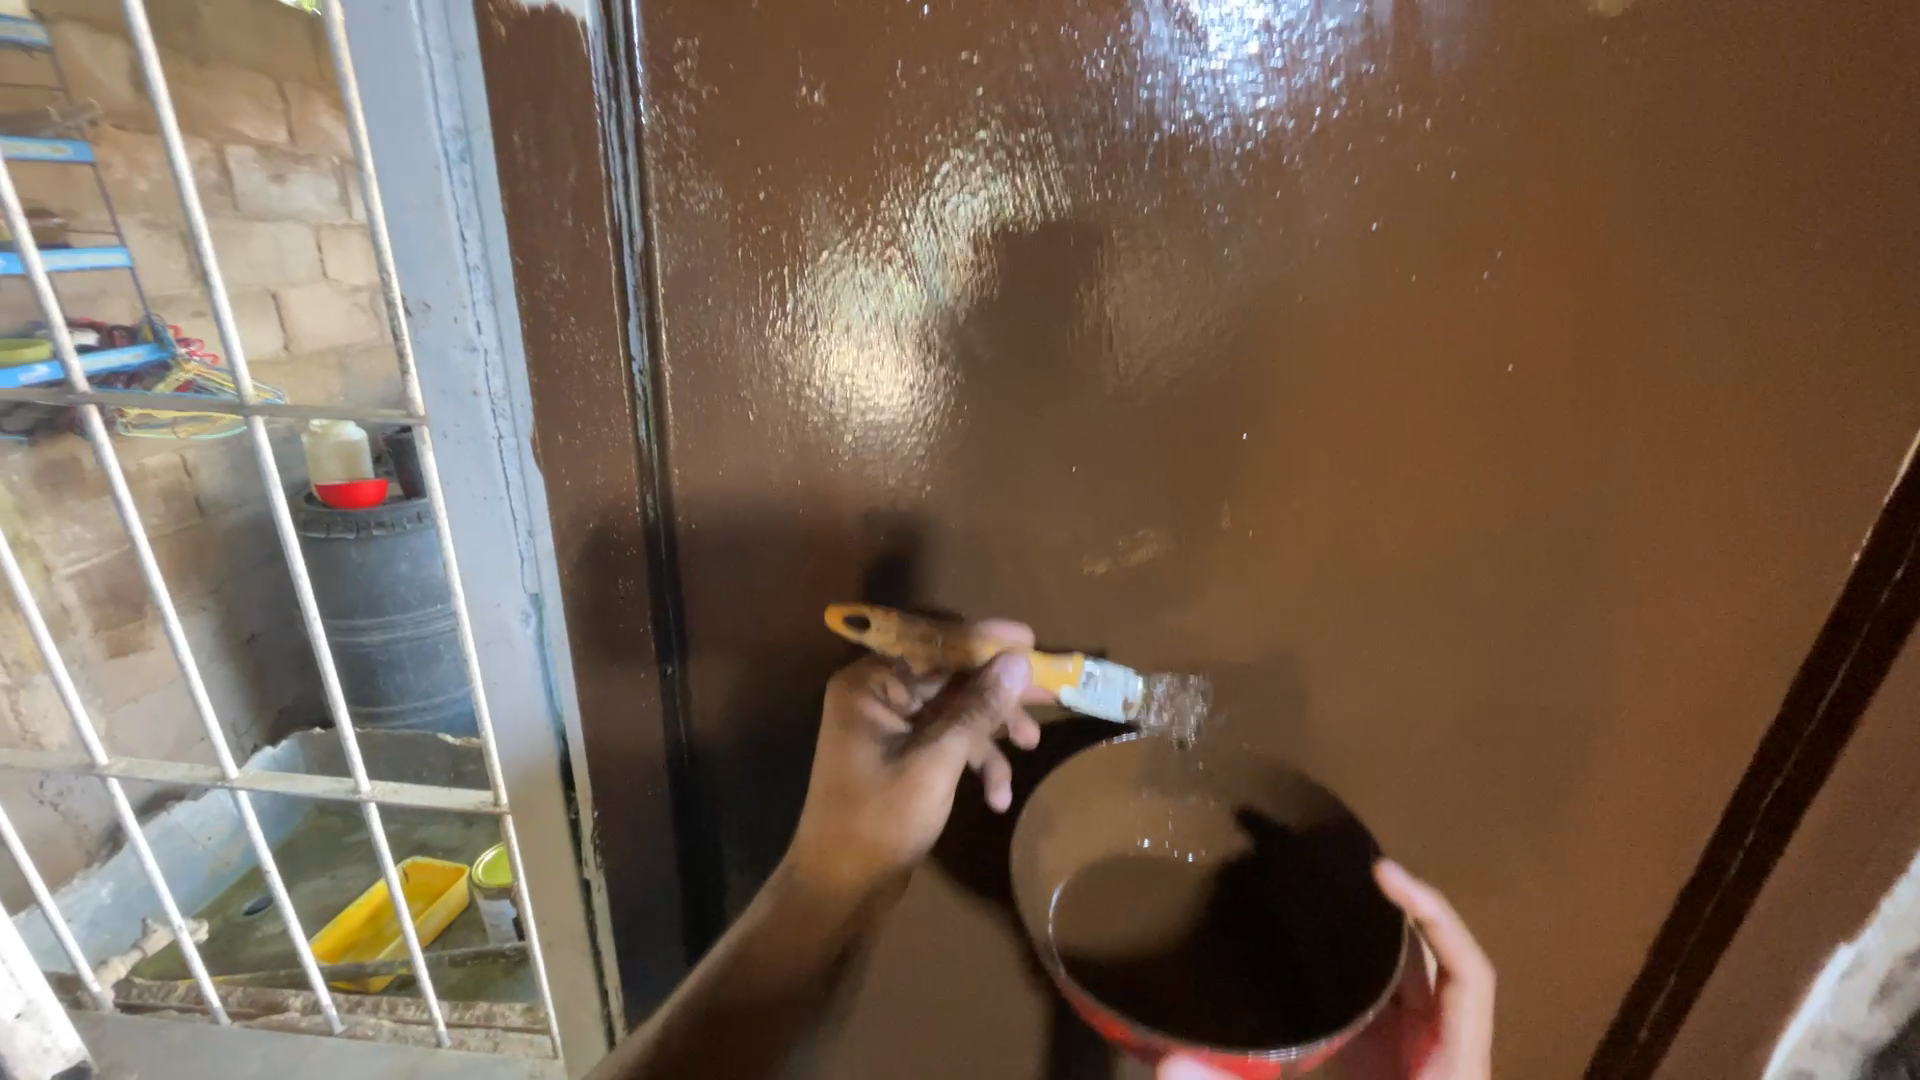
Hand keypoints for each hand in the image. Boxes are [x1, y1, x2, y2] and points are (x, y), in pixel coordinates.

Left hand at [784, 620, 1042, 895]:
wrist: (841, 888)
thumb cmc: (878, 821)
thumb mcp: (935, 762)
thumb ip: (977, 709)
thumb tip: (1017, 662)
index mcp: (871, 684)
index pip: (932, 643)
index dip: (983, 639)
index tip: (1029, 640)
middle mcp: (879, 695)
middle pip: (950, 676)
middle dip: (998, 691)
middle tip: (1048, 694)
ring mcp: (892, 725)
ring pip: (956, 709)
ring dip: (991, 730)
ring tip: (1030, 747)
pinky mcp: (906, 753)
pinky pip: (949, 740)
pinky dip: (975, 761)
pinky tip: (998, 796)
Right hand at [1156, 860, 1494, 1079]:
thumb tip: (1166, 1062)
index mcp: (1448, 1072)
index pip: (1466, 977)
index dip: (1434, 917)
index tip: (1380, 873)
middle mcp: (1439, 1056)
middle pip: (1434, 961)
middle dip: (1391, 905)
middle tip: (1327, 860)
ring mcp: (1413, 1059)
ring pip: (1407, 977)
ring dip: (1373, 930)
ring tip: (1316, 883)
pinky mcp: (1386, 1065)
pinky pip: (1382, 998)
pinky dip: (1355, 963)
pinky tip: (1306, 943)